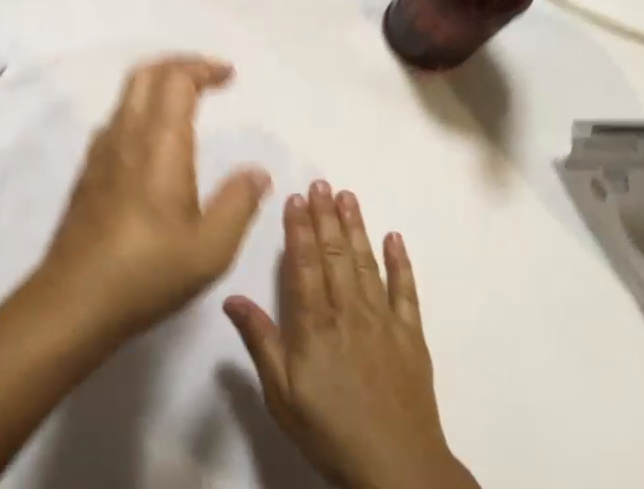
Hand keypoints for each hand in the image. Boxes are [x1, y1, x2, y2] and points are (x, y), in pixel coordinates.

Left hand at [38, 55, 270, 338]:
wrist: (74, 298)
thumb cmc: (148, 272)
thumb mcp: (211, 248)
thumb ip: (238, 203)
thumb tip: (257, 172)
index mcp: (159, 144)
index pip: (176, 79)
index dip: (203, 68)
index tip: (229, 75)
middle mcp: (125, 136)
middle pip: (146, 74)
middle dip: (179, 64)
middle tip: (209, 76)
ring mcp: (100, 153)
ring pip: (126, 95)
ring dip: (158, 85)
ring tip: (187, 102)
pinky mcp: (88, 173)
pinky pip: (116, 120)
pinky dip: (141, 109)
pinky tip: (155, 142)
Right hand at [224, 181, 475, 488]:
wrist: (397, 468)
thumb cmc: (329, 430)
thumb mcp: (281, 394)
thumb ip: (261, 342)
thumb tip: (232, 297)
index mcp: (314, 324)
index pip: (304, 265)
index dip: (299, 229)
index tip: (295, 198)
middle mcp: (348, 312)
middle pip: (335, 255)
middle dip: (326, 216)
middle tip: (321, 183)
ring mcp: (383, 321)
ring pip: (366, 264)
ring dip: (356, 228)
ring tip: (348, 196)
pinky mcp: (411, 336)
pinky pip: (406, 292)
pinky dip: (401, 263)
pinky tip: (394, 238)